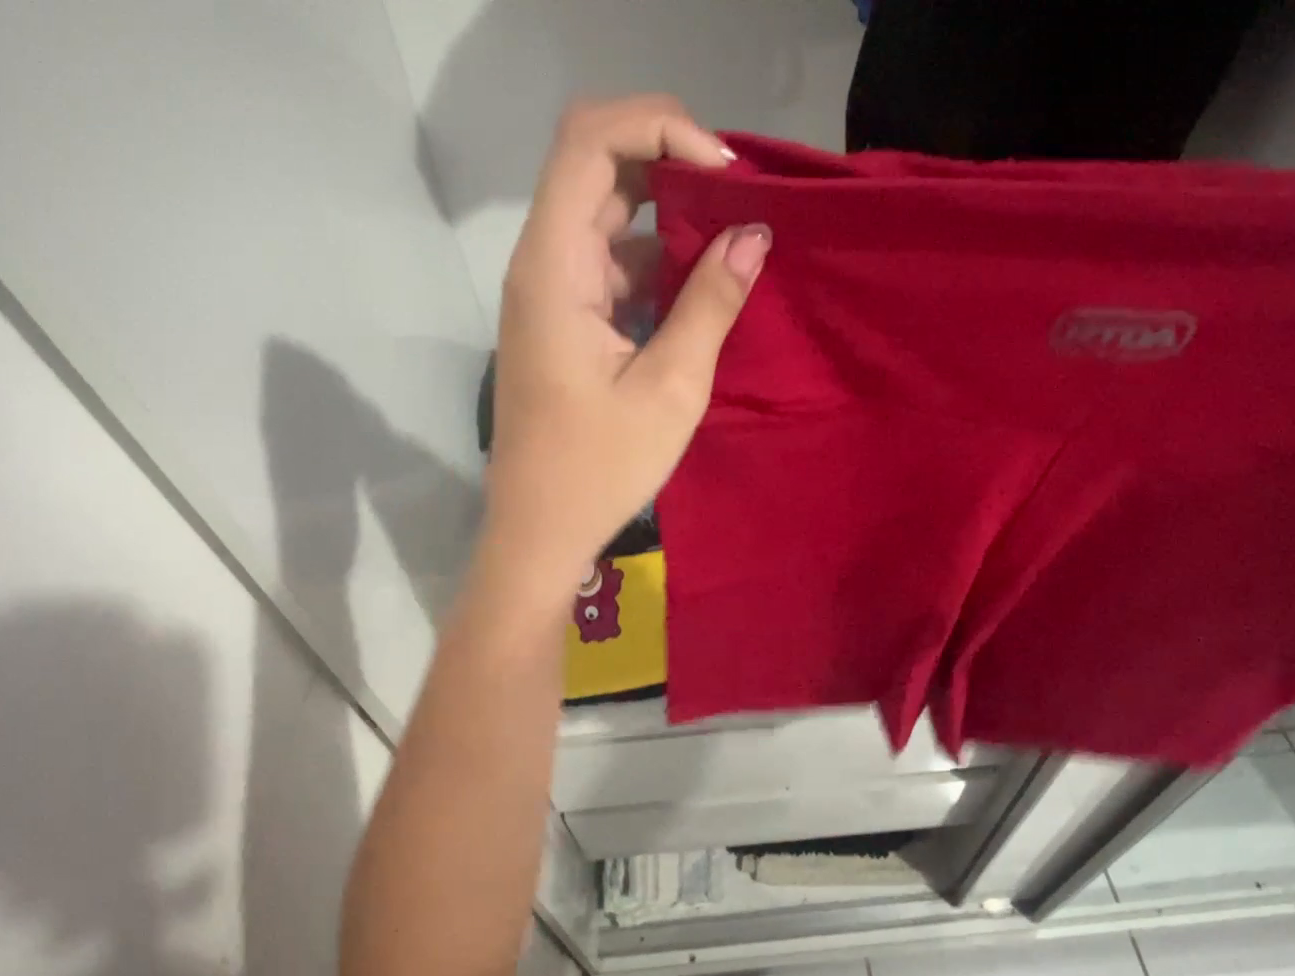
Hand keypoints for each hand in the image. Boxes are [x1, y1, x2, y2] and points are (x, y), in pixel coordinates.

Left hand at [480, 96, 771, 593]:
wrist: (539, 531)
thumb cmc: (599, 469)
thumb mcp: (670, 388)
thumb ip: (711, 303)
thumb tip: (754, 233)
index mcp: (553, 267)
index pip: (589, 141)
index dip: (659, 126)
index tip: (724, 172)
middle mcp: (542, 261)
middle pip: (596, 162)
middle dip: (668, 157)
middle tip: (737, 195)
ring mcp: (550, 288)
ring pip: (606, 208)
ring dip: (668, 209)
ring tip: (734, 236)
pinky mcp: (564, 315)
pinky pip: (610, 256)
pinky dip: (656, 254)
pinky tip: (703, 281)